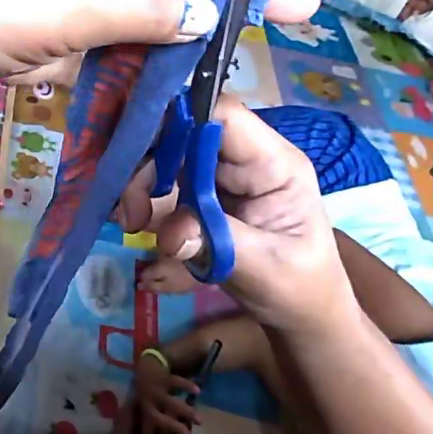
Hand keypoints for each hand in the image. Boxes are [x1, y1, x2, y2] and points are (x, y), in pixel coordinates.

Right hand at [122, 96, 352, 335]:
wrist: (301, 316)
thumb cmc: (300, 288)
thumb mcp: (267, 268)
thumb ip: (218, 243)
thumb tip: (172, 235)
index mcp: (272, 163)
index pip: (225, 117)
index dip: (183, 119)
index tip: (143, 150)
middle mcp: (243, 159)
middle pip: (186, 135)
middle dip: (151, 165)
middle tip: (131, 210)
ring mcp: (221, 176)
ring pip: (168, 158)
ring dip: (142, 187)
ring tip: (131, 223)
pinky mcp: (203, 195)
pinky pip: (165, 184)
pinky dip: (144, 202)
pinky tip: (135, 225)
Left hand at [134, 352, 200, 433]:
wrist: (146, 365)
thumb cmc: (149, 395)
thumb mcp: (150, 412)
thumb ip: (159, 430)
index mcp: (144, 417)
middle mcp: (147, 404)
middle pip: (156, 418)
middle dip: (170, 427)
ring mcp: (154, 390)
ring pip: (169, 401)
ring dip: (183, 409)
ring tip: (198, 419)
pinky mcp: (162, 376)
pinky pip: (175, 381)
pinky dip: (186, 385)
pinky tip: (197, 391)